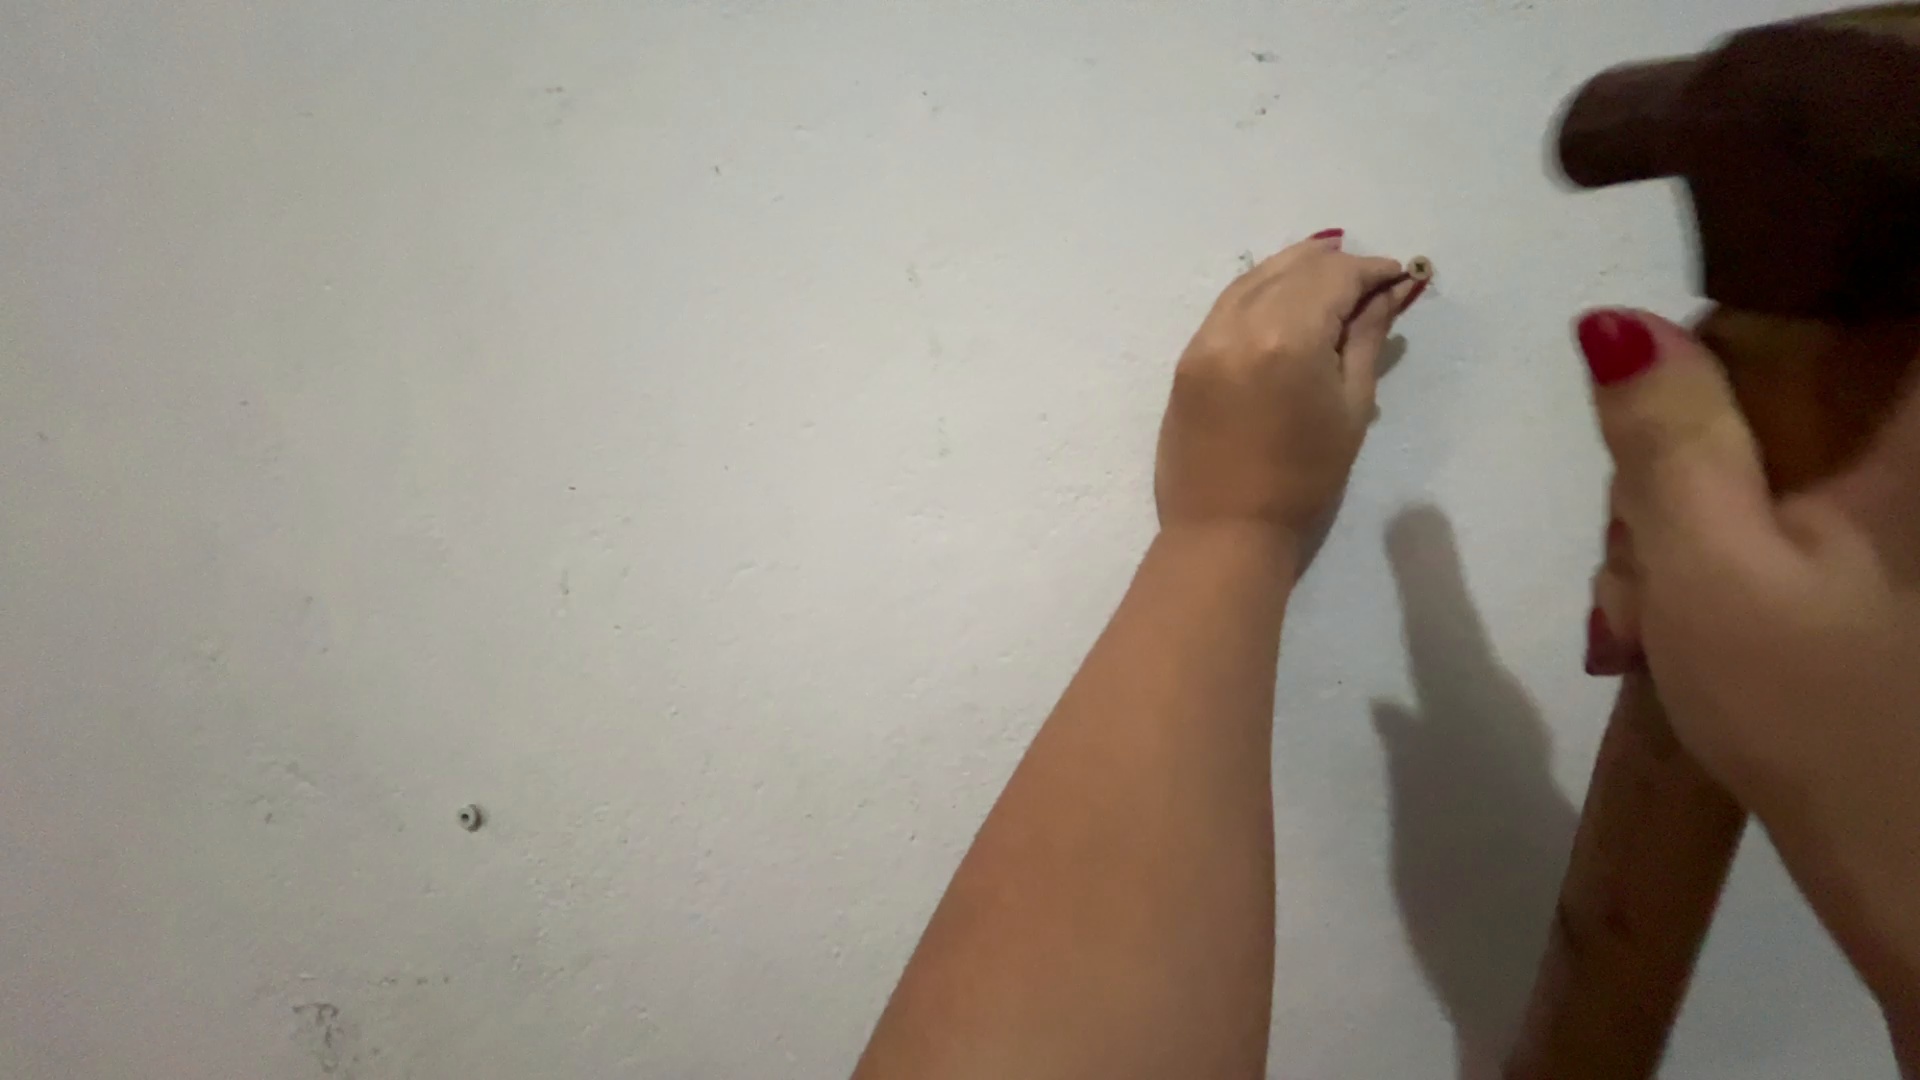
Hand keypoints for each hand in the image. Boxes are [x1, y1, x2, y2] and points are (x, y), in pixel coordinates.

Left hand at [1154, 232, 1420, 564]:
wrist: (1223, 526)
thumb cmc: (1301, 479)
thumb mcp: (1350, 409)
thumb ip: (1364, 340)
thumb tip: (1384, 294)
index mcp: (1285, 340)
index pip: (1333, 278)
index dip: (1371, 271)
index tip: (1398, 278)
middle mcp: (1237, 329)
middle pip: (1290, 272)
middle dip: (1332, 266)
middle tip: (1364, 280)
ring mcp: (1203, 344)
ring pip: (1250, 283)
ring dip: (1290, 273)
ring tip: (1325, 282)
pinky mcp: (1184, 362)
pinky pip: (1223, 310)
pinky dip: (1254, 295)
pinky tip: (1278, 305)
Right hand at [1578, 309, 1919, 1028]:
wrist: (1890, 838)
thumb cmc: (1803, 699)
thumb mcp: (1703, 562)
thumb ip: (1664, 442)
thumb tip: (1614, 324)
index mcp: (1912, 443)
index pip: (1812, 319)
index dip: (1718, 346)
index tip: (1656, 415)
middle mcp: (1911, 462)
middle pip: (1761, 399)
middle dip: (1670, 467)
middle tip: (1642, 550)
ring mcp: (1890, 512)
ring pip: (1744, 460)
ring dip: (1667, 520)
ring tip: (1648, 602)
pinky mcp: (1870, 553)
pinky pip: (1755, 508)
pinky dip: (1696, 548)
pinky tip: (1671, 610)